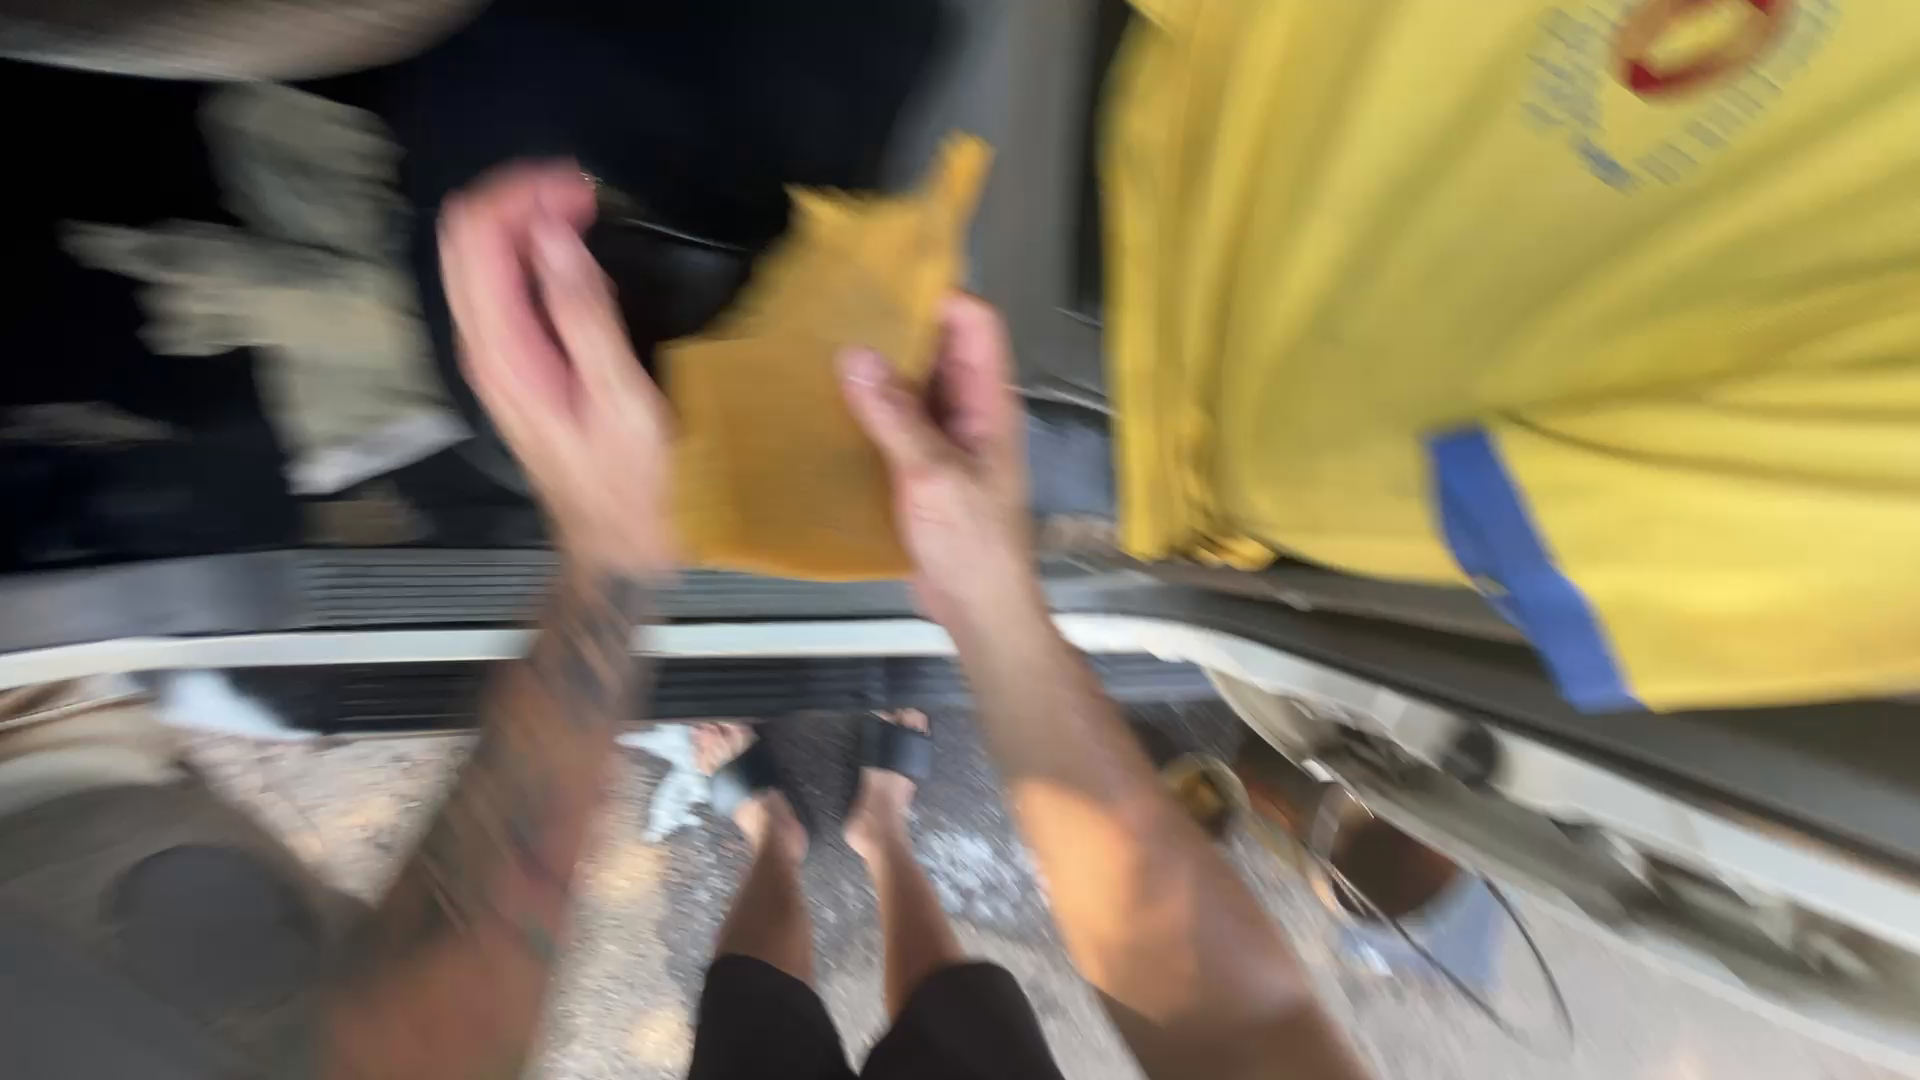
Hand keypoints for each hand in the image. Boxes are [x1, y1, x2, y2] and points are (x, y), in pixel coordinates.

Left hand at [439, 162, 675, 579]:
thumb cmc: (633, 486)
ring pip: (483, 263)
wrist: (619, 546)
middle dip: (520, 202)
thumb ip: (584, 318)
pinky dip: (535, 261)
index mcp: (505, 353)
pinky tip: (574, 259)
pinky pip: (506, 291)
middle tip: (583, 194)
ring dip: (526, 227)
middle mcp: (486, 349)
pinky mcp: (518, 368)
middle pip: (469, 242)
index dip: (522, 198)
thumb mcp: (621, 401)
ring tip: (583, 214)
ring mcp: (497, 359)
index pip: (479, 240)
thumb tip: (556, 239)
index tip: (581, 190)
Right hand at [839, 295, 1039, 631]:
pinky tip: (833, 406)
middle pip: (942, 349)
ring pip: (917, 386)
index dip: (939, 296)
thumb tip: (855, 355)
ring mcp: (948, 440)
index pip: (977, 325)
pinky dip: (873, 410)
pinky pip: (900, 423)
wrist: (978, 607)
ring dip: (881, 371)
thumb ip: (896, 416)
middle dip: (898, 329)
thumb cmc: (971, 542)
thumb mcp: (932, 476)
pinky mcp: (925, 467)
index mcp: (989, 403)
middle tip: (839, 312)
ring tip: (825, 349)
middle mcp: (971, 412)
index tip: (883, 286)